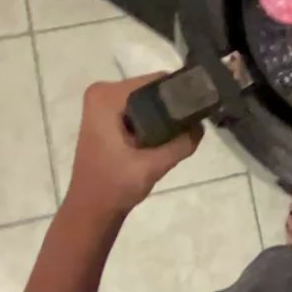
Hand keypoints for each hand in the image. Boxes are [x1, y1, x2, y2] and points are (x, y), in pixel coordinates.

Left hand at [64, 75, 200, 215]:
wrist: (91, 209)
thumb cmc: (114, 187)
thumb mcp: (153, 166)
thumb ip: (181, 143)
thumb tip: (201, 127)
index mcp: (107, 97)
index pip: (157, 81)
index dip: (180, 94)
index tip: (199, 112)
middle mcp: (102, 93)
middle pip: (153, 89)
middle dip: (172, 107)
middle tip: (188, 130)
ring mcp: (103, 104)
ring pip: (149, 100)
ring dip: (164, 117)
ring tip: (178, 137)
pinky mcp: (107, 116)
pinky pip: (140, 110)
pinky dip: (153, 123)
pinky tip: (163, 141)